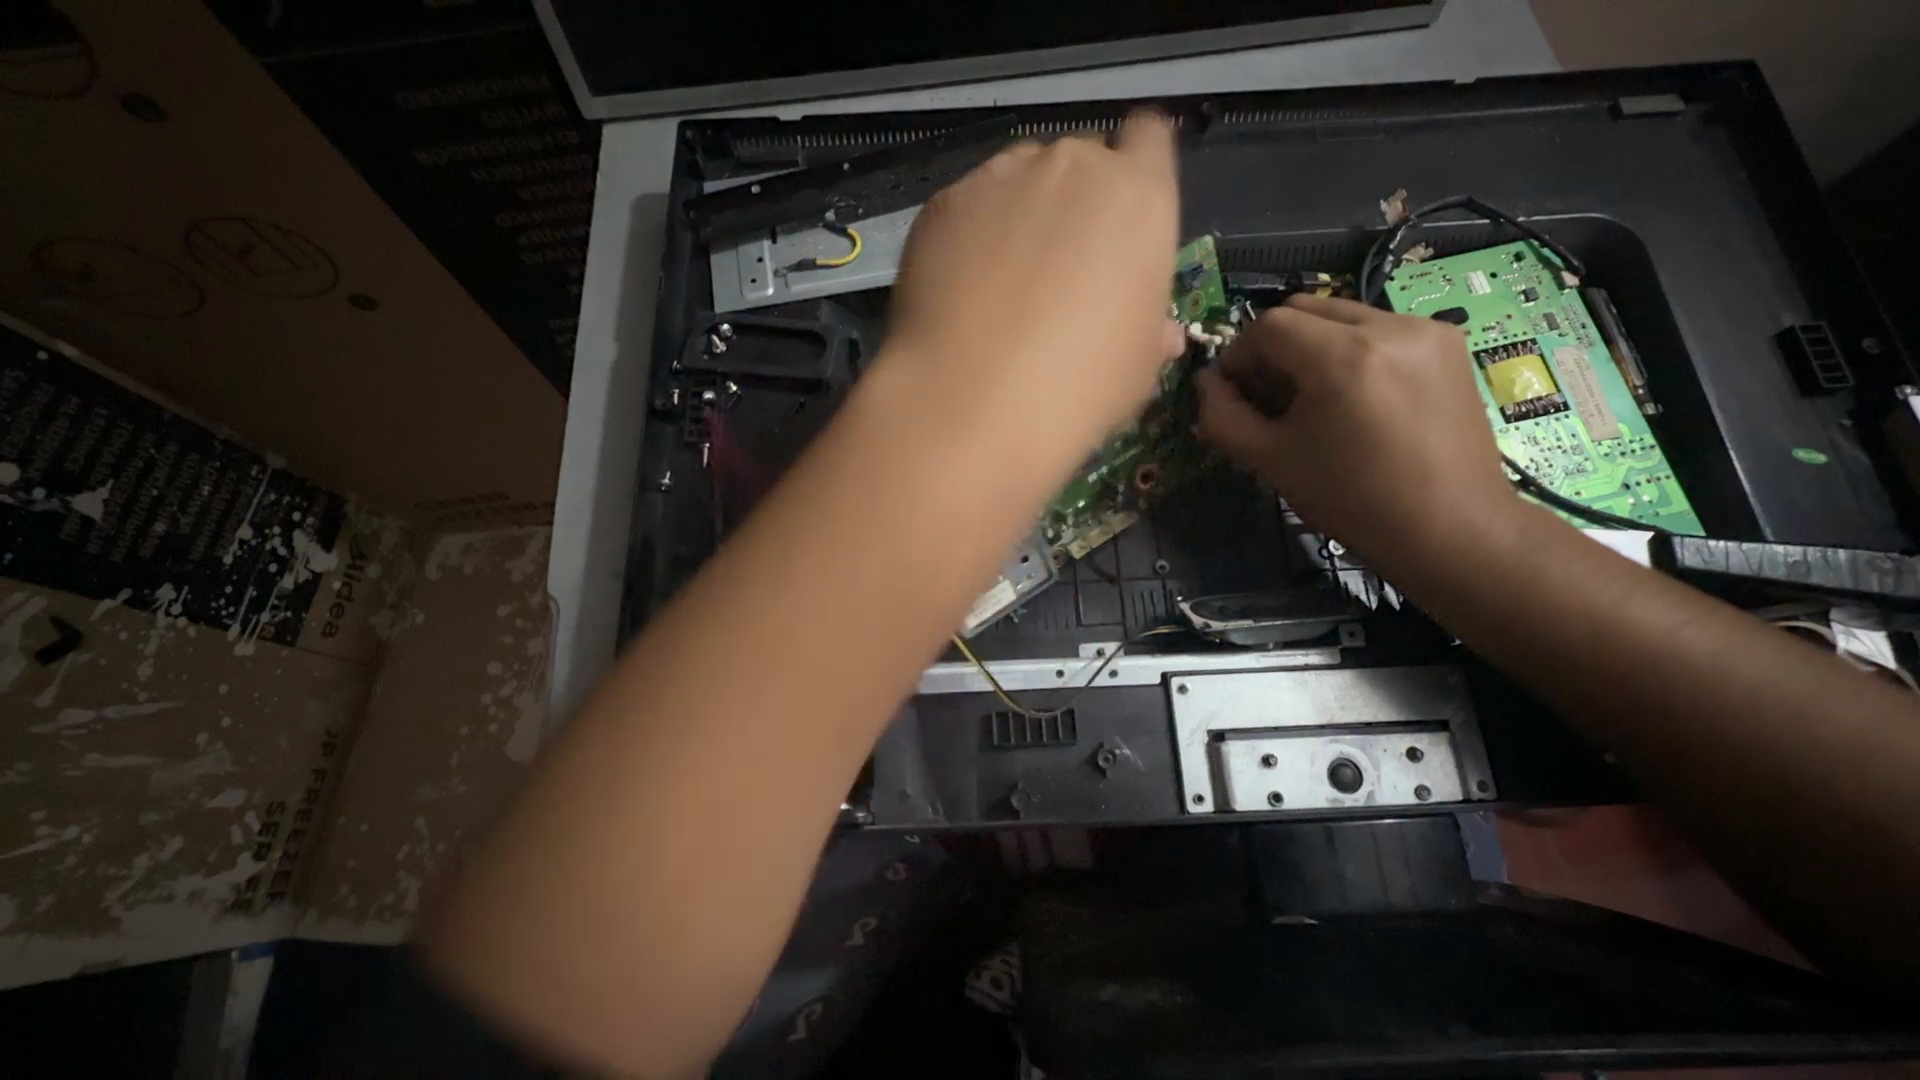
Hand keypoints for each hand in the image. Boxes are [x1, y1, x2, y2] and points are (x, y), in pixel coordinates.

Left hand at [881, 111, 1182, 450]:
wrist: (974, 400)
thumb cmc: (1080, 386)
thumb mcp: (1138, 366)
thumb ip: (1150, 329)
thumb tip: (1160, 332)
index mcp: (1139, 197)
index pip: (1149, 140)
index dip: (1137, 167)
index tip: (1122, 210)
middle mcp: (1073, 167)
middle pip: (1080, 162)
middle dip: (1075, 199)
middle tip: (1059, 264)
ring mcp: (1002, 178)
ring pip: (1020, 178)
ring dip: (1020, 212)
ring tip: (1002, 278)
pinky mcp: (943, 202)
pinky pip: (968, 207)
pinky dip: (969, 235)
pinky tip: (960, 289)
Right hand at [1196, 293, 1521, 566]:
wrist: (1451, 527)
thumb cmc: (1353, 500)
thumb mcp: (1272, 462)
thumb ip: (1224, 417)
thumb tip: (1206, 382)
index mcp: (1341, 356)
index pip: (1268, 326)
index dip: (1239, 356)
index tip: (1236, 393)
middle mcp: (1387, 326)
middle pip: (1305, 309)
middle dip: (1276, 345)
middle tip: (1272, 394)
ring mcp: (1425, 329)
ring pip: (1344, 315)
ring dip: (1315, 346)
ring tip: (1318, 398)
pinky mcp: (1449, 342)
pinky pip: (1382, 328)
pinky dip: (1357, 350)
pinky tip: (1360, 397)